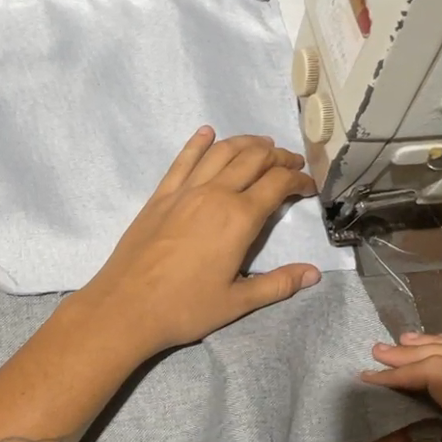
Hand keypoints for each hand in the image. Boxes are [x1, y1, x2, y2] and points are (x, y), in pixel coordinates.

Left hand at [75, 127, 322, 357]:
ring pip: (221, 152)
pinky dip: (198, 143)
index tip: (309, 186)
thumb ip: (278, 284)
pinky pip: (183, 160)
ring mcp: (184, 191)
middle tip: (291, 162)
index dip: (299, 180)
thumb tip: (314, 274)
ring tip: (262, 145)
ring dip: (246, 143)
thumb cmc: (184, 308)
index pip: (278, 183)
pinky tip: (206, 133)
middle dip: (278, 156)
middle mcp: (215, 194)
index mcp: (239, 218)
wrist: (126, 307)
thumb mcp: (237, 302)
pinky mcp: (160, 196)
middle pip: (253, 159)